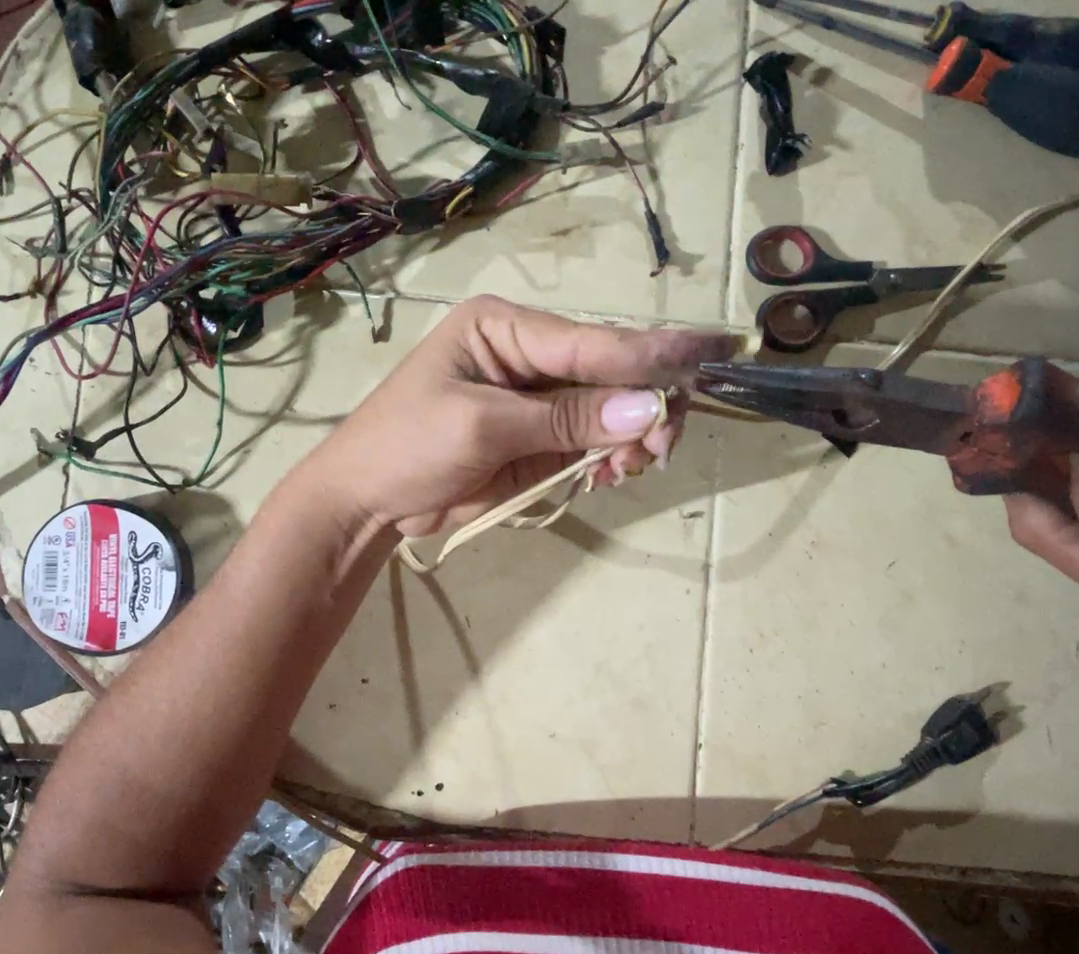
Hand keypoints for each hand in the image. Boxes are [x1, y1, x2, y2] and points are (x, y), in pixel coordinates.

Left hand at [300, 295, 734, 536]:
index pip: (591, 339)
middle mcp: (529, 355)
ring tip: (632, 468)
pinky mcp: (540, 441)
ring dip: (633, 437)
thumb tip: (645, 409)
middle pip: (611, 371)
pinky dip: (612, 458)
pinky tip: (609, 476)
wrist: (367, 500)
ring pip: (611, 409)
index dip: (650, 352)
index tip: (711, 355)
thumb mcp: (481, 426)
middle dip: (644, 405)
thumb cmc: (406, 445)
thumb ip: (562, 419)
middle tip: (659, 447)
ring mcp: (538, 401)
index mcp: (505, 327)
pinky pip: (594, 443)